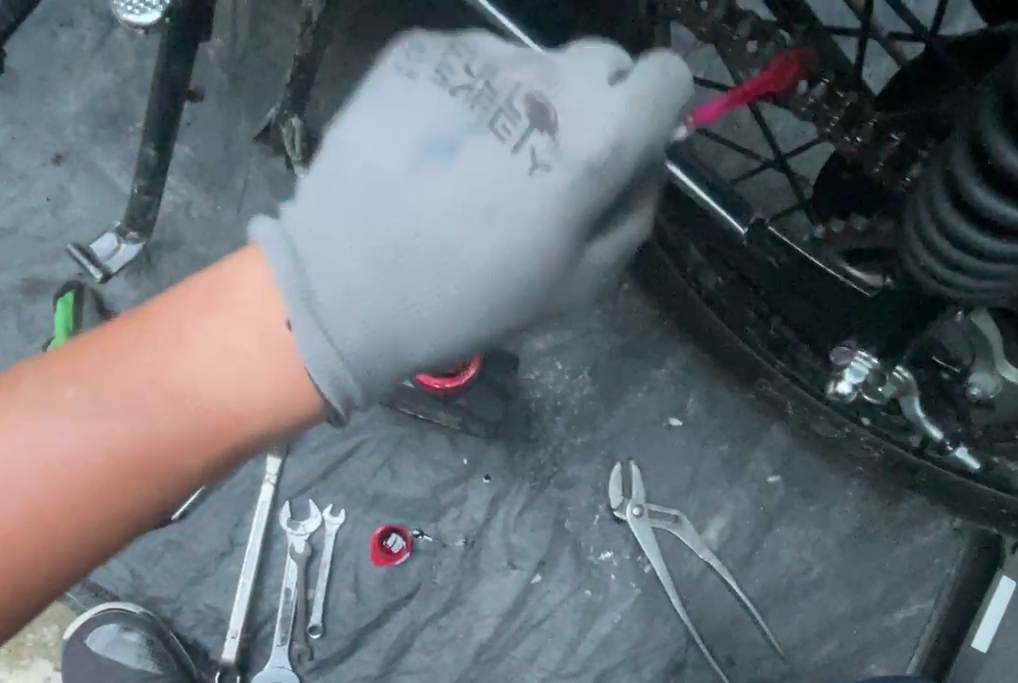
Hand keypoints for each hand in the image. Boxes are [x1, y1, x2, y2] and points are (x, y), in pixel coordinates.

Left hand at [249, 30, 692, 419]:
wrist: (350, 285)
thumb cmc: (472, 299)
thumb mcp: (579, 286)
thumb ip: (633, 214)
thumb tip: (646, 163)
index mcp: (598, 136)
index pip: (667, 77)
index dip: (654, 114)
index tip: (625, 149)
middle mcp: (547, 74)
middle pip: (603, 61)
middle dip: (594, 106)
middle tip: (548, 171)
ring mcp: (479, 53)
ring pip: (533, 64)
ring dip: (528, 104)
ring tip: (478, 170)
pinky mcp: (419, 48)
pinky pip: (470, 64)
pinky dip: (469, 98)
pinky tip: (435, 152)